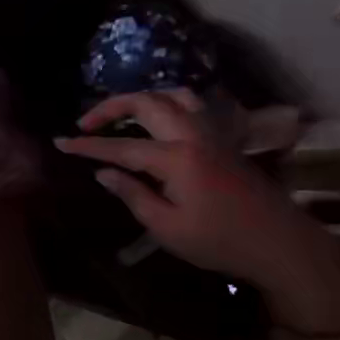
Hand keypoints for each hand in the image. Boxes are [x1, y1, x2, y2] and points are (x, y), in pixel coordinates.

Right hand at [54, 90, 339, 335]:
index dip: (88, 145)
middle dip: (111, 107)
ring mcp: (212, 133)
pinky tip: (159, 123)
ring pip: (174, 96)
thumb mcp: (166, 227)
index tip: (60, 143)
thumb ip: (133, 195)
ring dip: (143, 99)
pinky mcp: (224, 140)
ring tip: (123, 116)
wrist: (279, 243)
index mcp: (175, 158)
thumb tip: (104, 173)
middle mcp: (193, 135)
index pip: (121, 146)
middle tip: (86, 123)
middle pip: (147, 102)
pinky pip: (192, 107)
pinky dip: (167, 105)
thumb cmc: (219, 241)